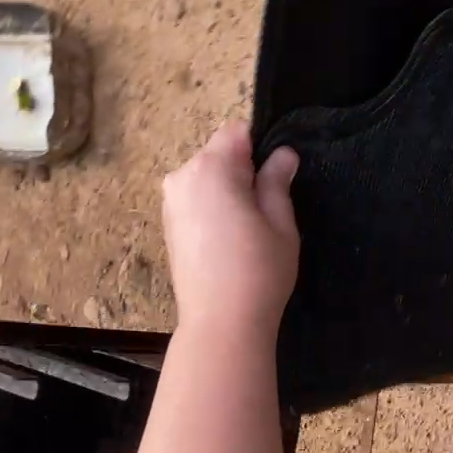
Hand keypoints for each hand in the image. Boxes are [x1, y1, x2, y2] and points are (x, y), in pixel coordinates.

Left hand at [162, 122, 300, 340]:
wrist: (222, 319)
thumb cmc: (260, 270)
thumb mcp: (281, 224)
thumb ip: (277, 183)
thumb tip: (283, 155)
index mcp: (212, 169)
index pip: (236, 132)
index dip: (262, 147)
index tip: (281, 175)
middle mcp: (182, 176)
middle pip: (219, 155)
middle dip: (245, 172)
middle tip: (272, 210)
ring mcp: (171, 200)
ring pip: (208, 179)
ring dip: (231, 193)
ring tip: (252, 231)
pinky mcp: (169, 223)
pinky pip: (197, 201)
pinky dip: (216, 210)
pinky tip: (233, 242)